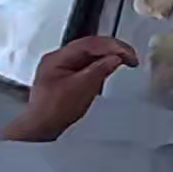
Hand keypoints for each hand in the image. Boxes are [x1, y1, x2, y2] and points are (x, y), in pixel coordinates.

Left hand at [2, 35, 137, 140]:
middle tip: (131, 56)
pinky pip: (90, 60)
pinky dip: (104, 61)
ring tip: (126, 60)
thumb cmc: (55, 109)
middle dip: (114, 48)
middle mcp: (59, 58)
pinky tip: (113, 64)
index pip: (90, 43)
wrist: (41, 128)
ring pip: (92, 51)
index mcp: (57, 58)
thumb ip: (100, 69)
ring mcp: (63, 65)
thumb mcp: (82, 87)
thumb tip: (117, 57)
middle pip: (91, 45)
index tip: (130, 55)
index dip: (114, 46)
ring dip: (110, 54)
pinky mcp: (69, 72)